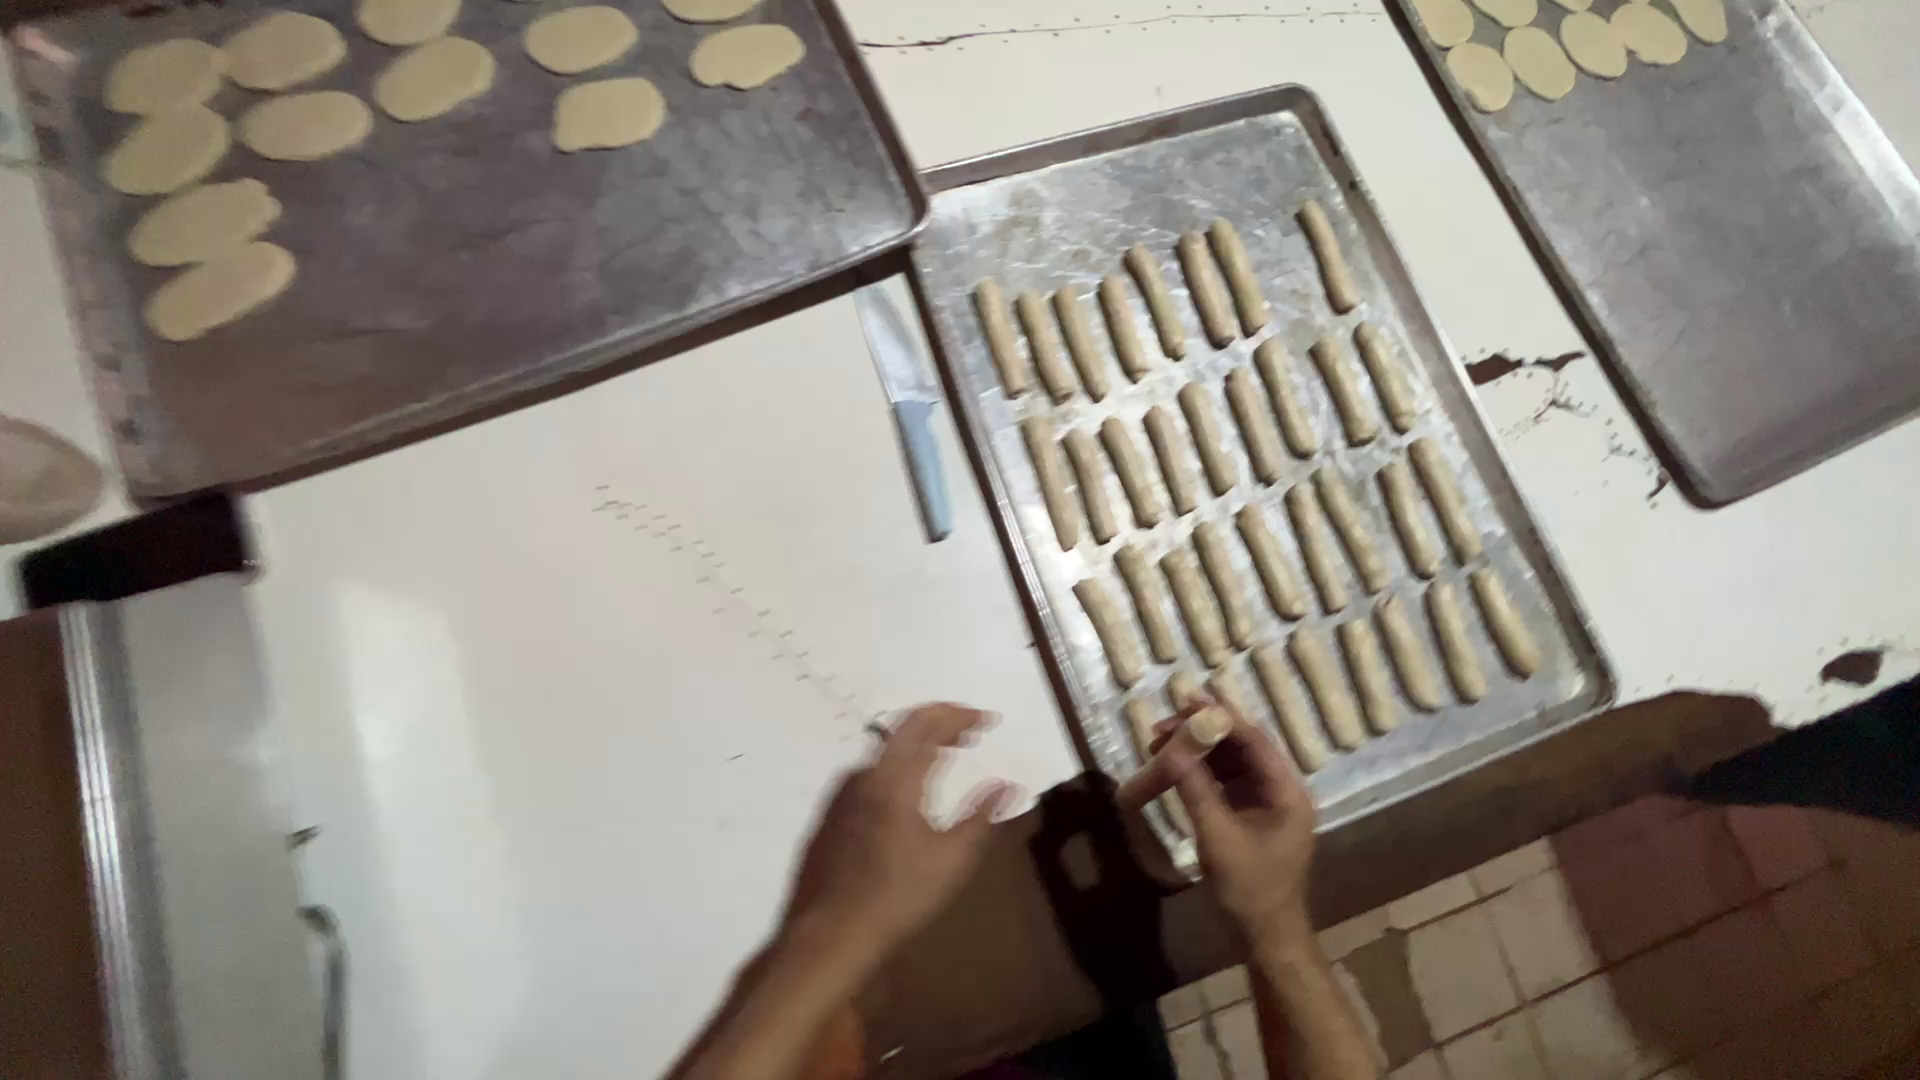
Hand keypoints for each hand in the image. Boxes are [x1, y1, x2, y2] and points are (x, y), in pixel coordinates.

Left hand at [781, 703, 1015, 970]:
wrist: (829, 934)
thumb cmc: (897, 898)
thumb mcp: (951, 860)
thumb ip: (981, 816)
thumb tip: (1011, 784)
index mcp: (895, 779)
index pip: (928, 724)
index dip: (960, 715)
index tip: (987, 720)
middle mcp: (866, 774)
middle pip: (905, 727)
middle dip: (941, 720)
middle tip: (970, 730)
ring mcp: (844, 792)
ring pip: (886, 748)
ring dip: (920, 741)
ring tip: (946, 754)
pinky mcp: (832, 812)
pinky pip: (872, 768)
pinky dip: (899, 761)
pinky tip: (910, 787)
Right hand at [1162, 707, 1317, 954]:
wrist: (1265, 935)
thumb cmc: (1250, 889)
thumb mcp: (1218, 838)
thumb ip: (1195, 791)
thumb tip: (1171, 751)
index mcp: (1287, 792)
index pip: (1255, 741)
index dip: (1222, 716)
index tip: (1188, 699)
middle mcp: (1281, 789)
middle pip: (1242, 745)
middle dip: (1204, 730)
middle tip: (1166, 721)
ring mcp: (1266, 801)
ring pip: (1231, 760)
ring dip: (1198, 748)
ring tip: (1160, 740)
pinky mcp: (1250, 812)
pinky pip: (1225, 778)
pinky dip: (1200, 769)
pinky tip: (1174, 764)